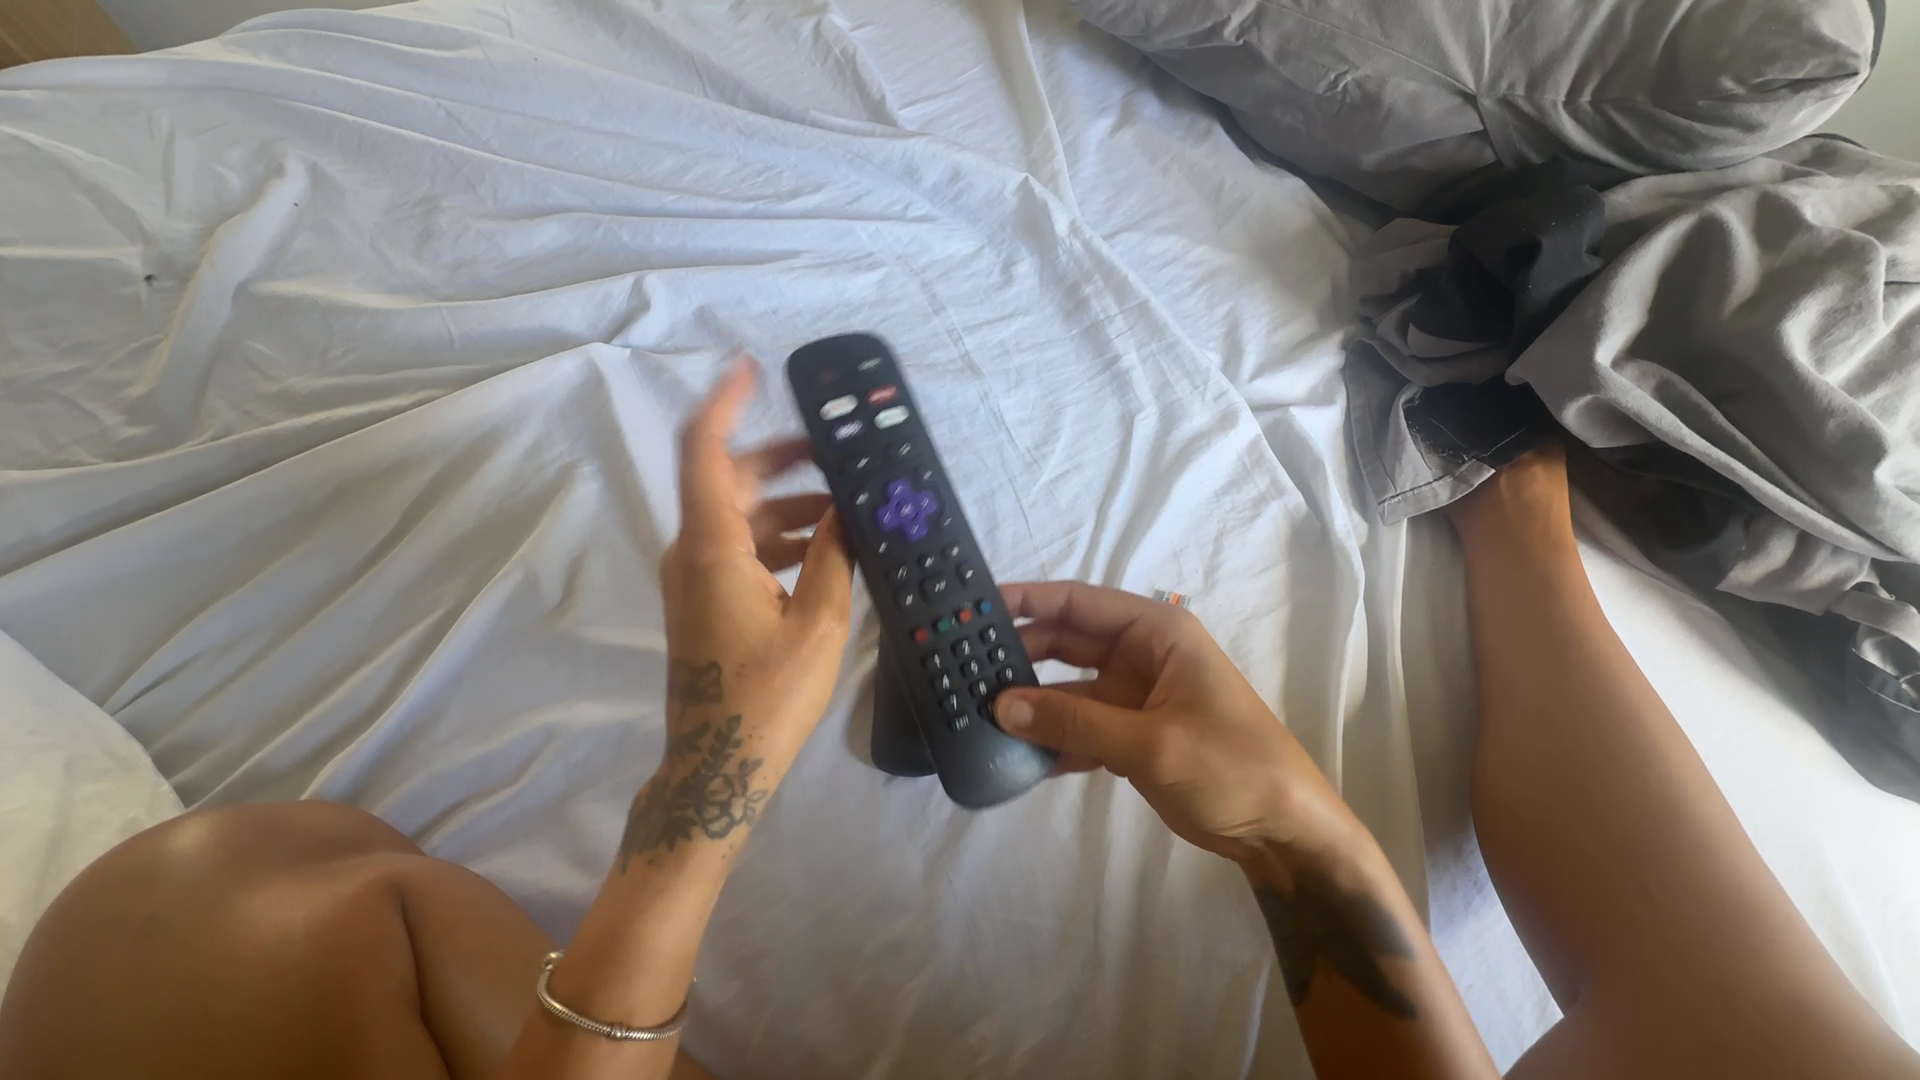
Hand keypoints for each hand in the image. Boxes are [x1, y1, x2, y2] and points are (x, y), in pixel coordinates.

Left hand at [620, 357, 854, 869]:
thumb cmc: (767, 696)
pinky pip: (743, 546)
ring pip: (742, 514)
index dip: (725, 401)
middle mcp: (694, 552)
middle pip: (733, 478)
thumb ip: (835, 553)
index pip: (706, 450)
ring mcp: (696, 576)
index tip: (750, 367)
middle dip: (785, 459)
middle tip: (835, 453)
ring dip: (791, 504)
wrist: (719, 763)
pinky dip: (782, 537)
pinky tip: (826, 551)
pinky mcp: (706, 598)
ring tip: (847, 512)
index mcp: (713, 547)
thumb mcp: (818, 620)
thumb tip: (849, 506)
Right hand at [994, 583, 1362, 870]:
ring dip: (1029, 703)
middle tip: (963, 664)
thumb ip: (1075, 721)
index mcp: (1156, 632)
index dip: (1028, 598)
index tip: (977, 603)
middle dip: (1019, 653)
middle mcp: (1140, 656)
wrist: (1282, 831)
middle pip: (1065, 643)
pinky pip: (1077, 728)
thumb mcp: (1152, 741)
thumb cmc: (1232, 765)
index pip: (1080, 602)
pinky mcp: (1127, 737)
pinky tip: (1014, 755)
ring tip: (976, 712)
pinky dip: (1049, 740)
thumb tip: (1002, 706)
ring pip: (1065, 690)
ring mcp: (1132, 698)